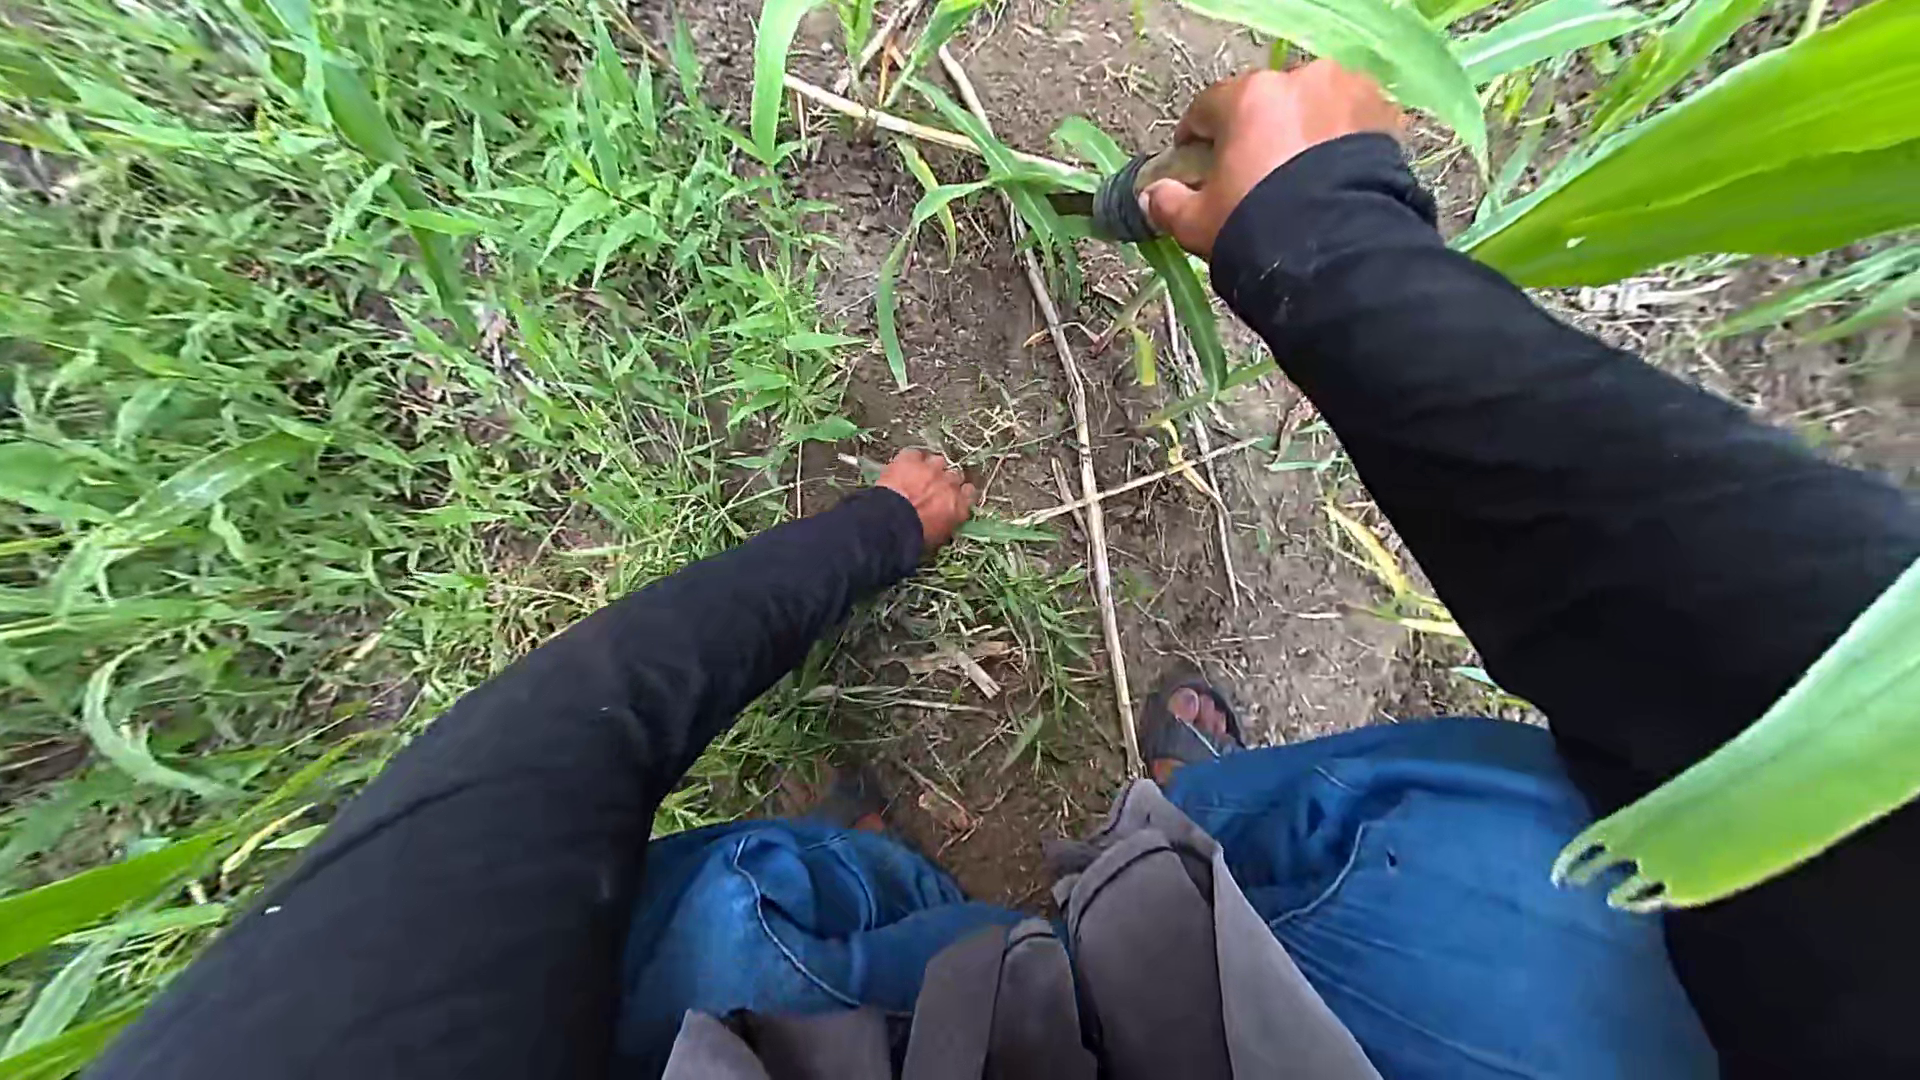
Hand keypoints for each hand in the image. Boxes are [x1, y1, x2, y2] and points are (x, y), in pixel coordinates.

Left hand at [876, 449, 974, 555]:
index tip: (954, 495)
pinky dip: (910, 460)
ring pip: (937, 461)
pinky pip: (914, 454)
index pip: (969, 492)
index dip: (961, 492)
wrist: (893, 523)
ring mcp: (931, 468)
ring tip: (917, 475)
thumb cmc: (915, 537)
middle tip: (933, 488)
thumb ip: (947, 522)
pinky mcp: (910, 459)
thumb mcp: (939, 537)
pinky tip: (903, 467)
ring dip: (930, 467)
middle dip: (945, 480)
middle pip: (954, 475)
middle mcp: (950, 483)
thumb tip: (943, 521)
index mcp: (959, 505)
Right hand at [1142, 60, 1403, 258]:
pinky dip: (1331, 142)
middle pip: (1262, 103)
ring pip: (1306, 108)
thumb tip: (1150, 195)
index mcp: (1247, 99)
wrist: (1328, 249)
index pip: (1206, 107)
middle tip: (1244, 175)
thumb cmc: (1251, 228)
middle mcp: (1298, 80)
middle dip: (1249, 134)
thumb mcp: (1195, 223)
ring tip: (1289, 178)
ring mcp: (1346, 91)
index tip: (1191, 159)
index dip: (1193, 135)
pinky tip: (1321, 177)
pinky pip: (1345, 122)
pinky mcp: (1381, 114)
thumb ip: (1167, 204)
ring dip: (1293, 134)